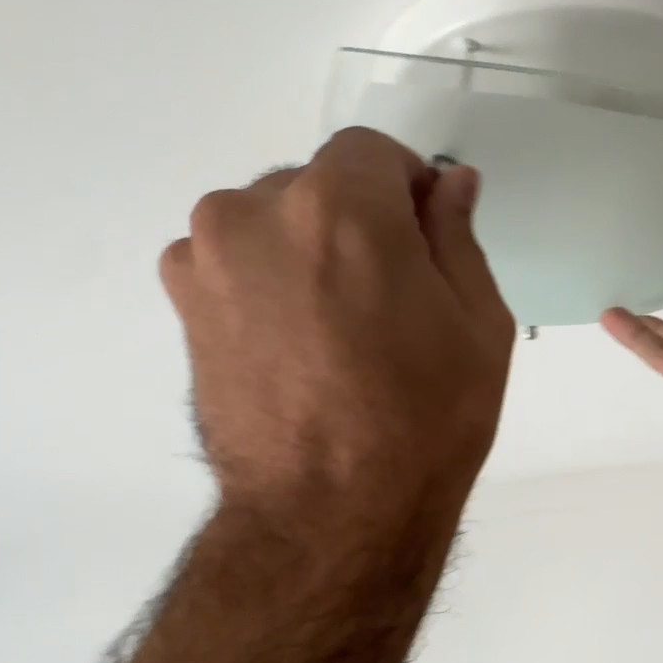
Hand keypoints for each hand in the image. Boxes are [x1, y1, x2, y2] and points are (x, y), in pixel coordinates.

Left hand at [162, 128, 515, 519]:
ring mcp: (204, 255)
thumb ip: (458, 239)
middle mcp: (254, 210)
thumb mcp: (480, 325)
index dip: (412, 189)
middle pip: (320, 185)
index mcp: (341, 209)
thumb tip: (452, 186)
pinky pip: (238, 264)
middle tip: (397, 302)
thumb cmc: (429, 418)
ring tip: (348, 334)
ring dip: (315, 253)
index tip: (433, 241)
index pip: (374, 153)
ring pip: (276, 223)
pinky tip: (305, 349)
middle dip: (363, 223)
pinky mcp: (181, 301)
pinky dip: (274, 284)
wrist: (333, 509)